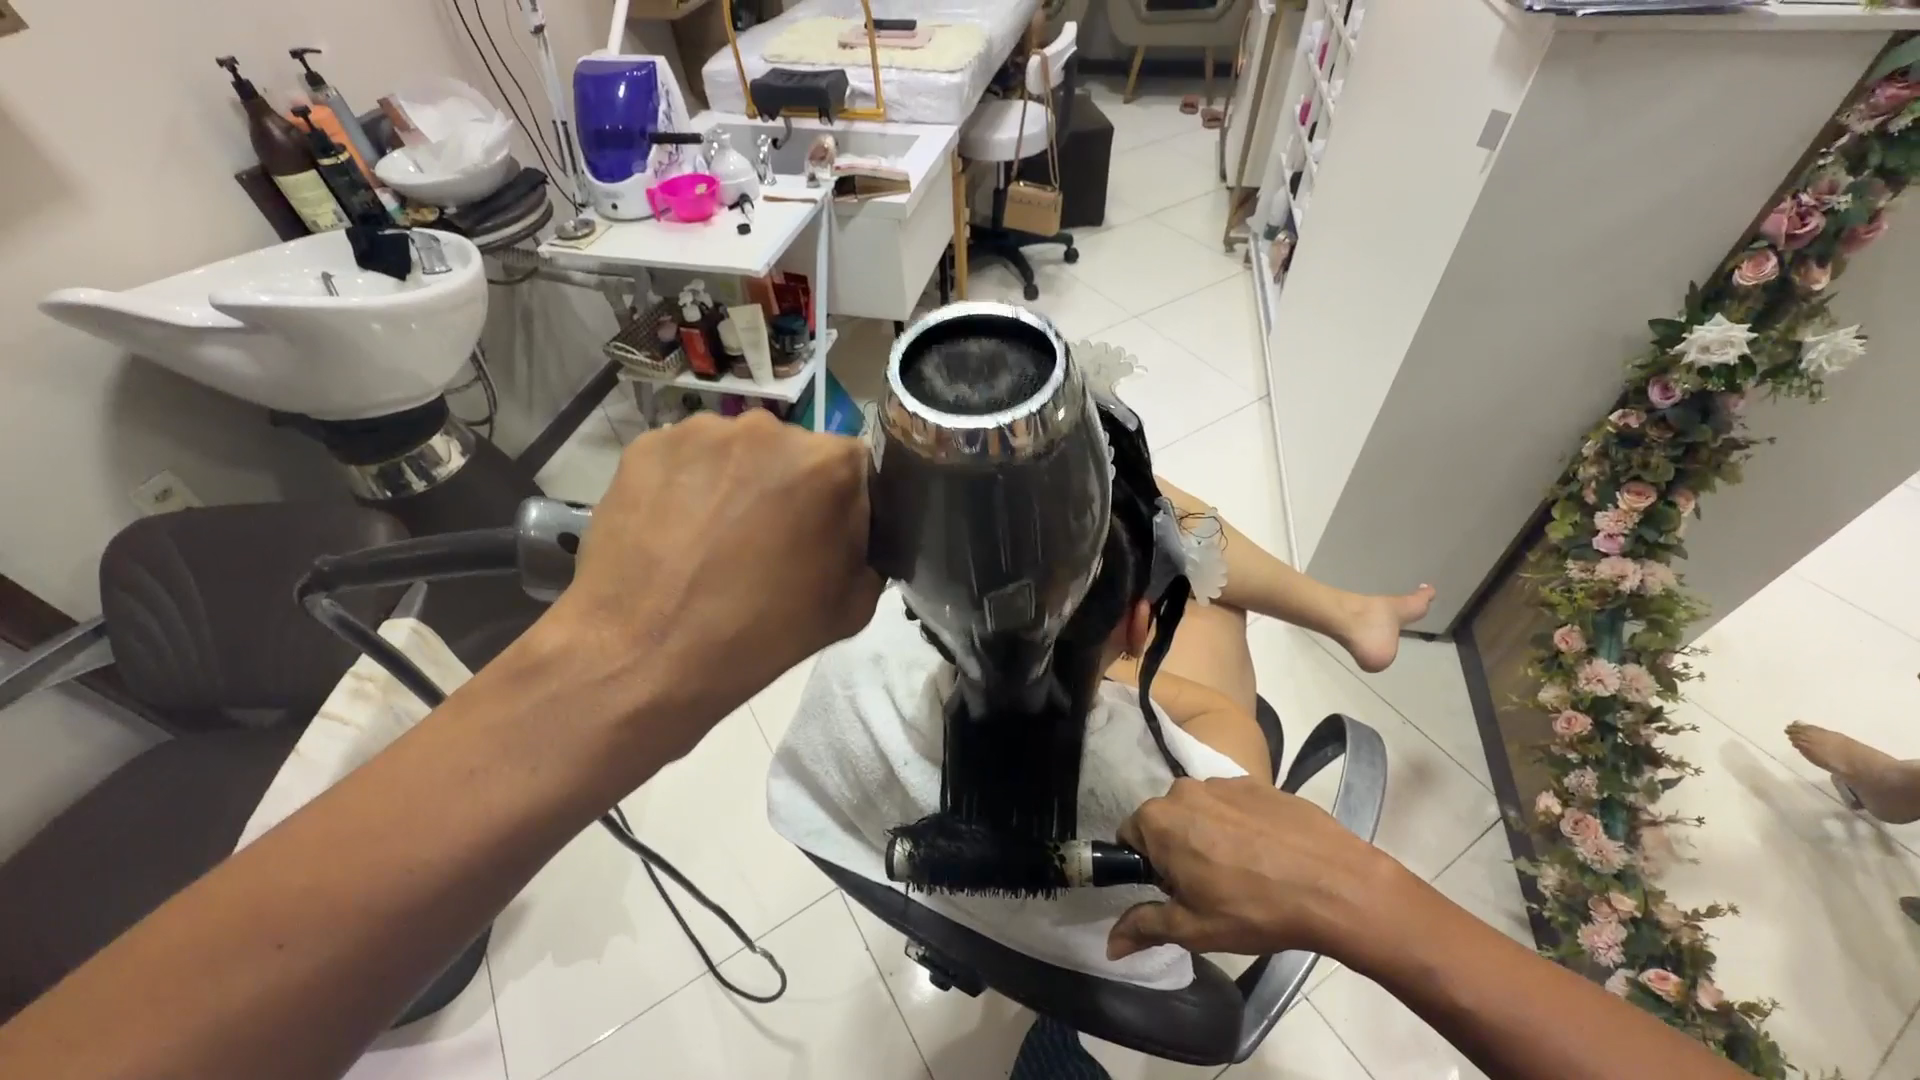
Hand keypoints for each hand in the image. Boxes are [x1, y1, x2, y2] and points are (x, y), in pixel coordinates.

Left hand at [546, 412, 881, 753]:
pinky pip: (684, 460)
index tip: (822, 536)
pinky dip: (686, 486)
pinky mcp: (648, 445)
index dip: (842, 502)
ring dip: (734, 483)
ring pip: (735, 452)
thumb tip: (852, 531)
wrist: (648, 653)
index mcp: (832, 463)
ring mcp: (703, 432)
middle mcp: (771, 429)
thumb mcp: (853, 605)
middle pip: (792, 451)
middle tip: (765, 540)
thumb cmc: (762, 634)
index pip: (855, 467)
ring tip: (712, 538)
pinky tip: (675, 532)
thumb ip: (867, 550)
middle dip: (787, 486)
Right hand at [1108, 776, 1400, 961]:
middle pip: (1166, 821)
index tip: (1177, 890)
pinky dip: (1243, 825)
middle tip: (1210, 887)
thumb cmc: (1255, 909)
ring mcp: (1225, 782)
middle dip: (1178, 849)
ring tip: (1245, 871)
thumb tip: (1110, 943)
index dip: (1149, 867)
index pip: (1130, 838)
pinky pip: (1236, 805)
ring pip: (1202, 811)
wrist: (1337, 886)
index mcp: (1158, 820)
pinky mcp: (1260, 783)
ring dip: (1210, 835)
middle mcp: (1184, 790)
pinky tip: (1270, 855)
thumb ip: (1145, 927)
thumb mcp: (1194, 929)